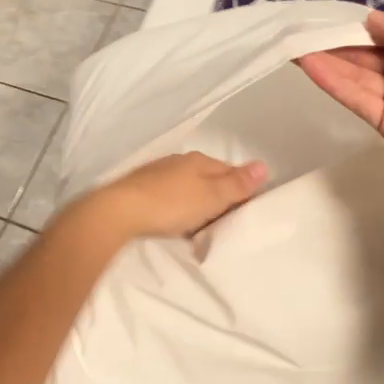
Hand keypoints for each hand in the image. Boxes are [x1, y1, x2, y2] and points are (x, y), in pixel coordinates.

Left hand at [63, 152, 269, 240]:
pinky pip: (169, 194)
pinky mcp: (141, 187)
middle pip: (208, 177)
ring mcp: (157, 173)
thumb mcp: (211, 196)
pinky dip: (178, 205)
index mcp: (198, 160)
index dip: (241, 189)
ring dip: (197, 201)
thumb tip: (264, 165)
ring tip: (201, 223)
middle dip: (218, 195)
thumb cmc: (170, 204)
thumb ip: (237, 184)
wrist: (120, 210)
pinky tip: (175, 219)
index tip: (245, 211)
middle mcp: (178, 161)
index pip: (230, 170)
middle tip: (224, 221)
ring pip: (188, 185)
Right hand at [297, 11, 383, 209]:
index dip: (367, 26)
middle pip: (374, 55)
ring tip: (293, 42)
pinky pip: (357, 99)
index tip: (332, 15)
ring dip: (328, 58)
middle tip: (301, 28)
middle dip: (340, 41)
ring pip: (360, 75)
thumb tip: (372, 20)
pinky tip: (307, 64)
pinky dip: (333, 81)